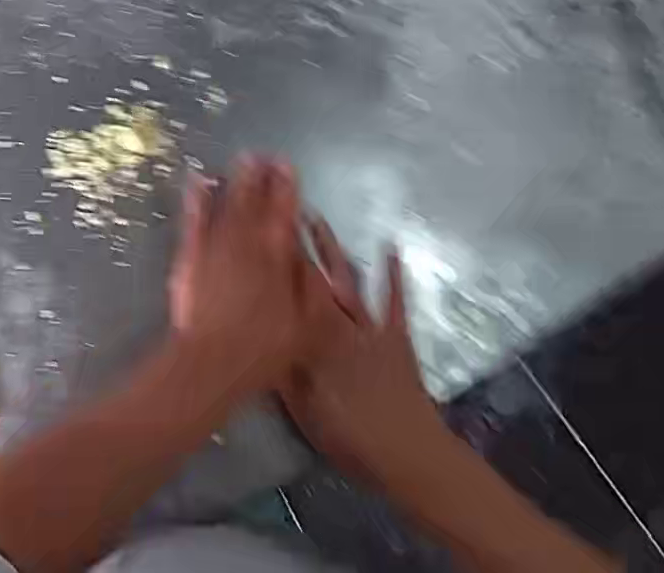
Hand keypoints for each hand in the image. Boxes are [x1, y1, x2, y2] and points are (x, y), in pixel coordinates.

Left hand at [166, 156, 324, 395]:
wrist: (214, 358)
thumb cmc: (266, 348)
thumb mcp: (310, 326)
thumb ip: (314, 287)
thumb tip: (311, 256)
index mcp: (277, 259)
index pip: (284, 215)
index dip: (286, 188)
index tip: (286, 166)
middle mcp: (246, 245)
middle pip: (255, 204)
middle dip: (260, 178)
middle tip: (262, 155)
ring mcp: (216, 246)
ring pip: (227, 206)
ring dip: (235, 181)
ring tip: (241, 161)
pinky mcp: (190, 254)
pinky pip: (194, 219)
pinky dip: (197, 198)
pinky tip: (199, 181)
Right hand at [278, 220, 452, 491]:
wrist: (410, 455)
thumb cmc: (347, 431)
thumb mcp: (298, 402)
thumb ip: (277, 360)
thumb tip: (252, 328)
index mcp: (309, 334)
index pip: (283, 286)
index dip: (268, 255)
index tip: (253, 225)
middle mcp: (336, 320)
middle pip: (310, 273)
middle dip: (292, 239)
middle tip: (277, 207)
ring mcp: (368, 325)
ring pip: (345, 277)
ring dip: (329, 247)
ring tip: (314, 216)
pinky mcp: (395, 336)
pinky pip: (393, 300)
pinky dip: (392, 274)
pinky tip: (389, 248)